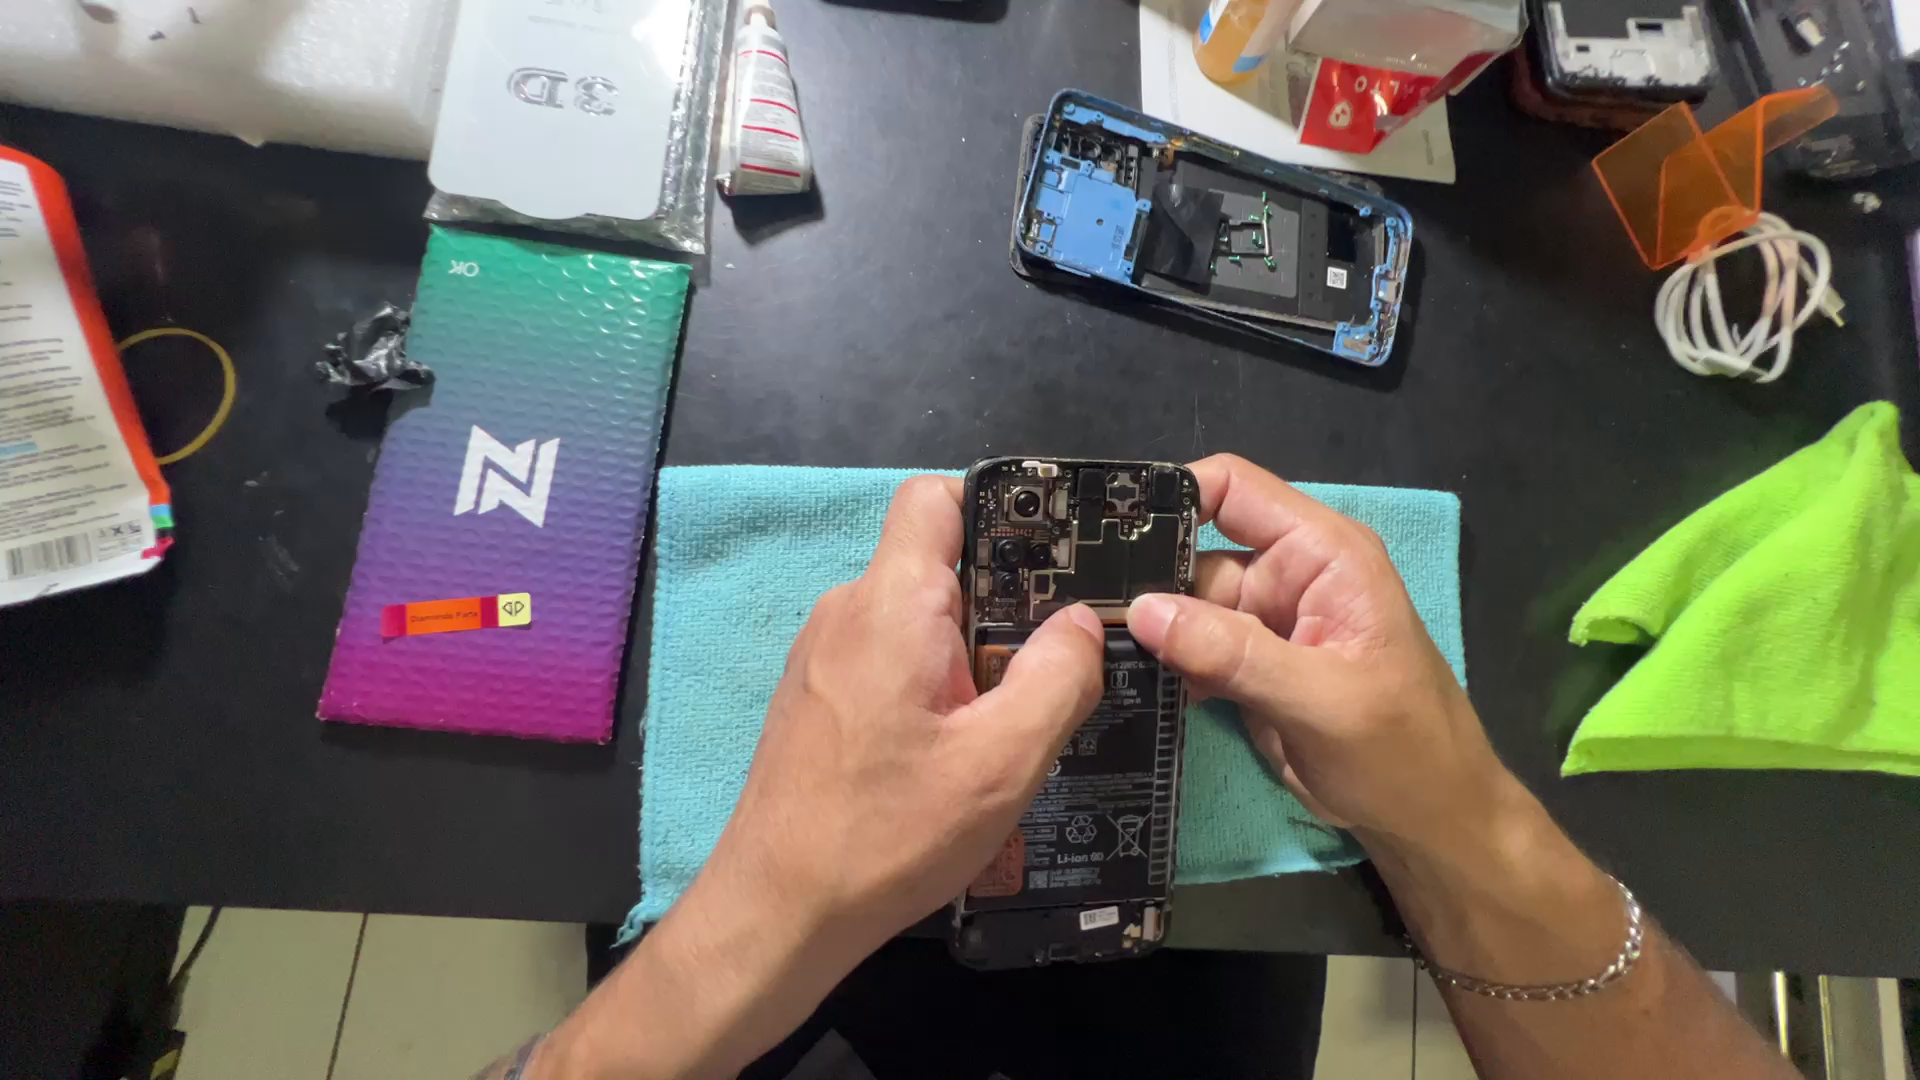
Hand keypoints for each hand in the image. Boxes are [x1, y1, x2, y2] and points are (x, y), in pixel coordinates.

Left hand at [534, 476, 1105, 1079]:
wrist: (776, 909)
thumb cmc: (888, 833)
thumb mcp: (1001, 761)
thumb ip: (1056, 677)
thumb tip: (1080, 620)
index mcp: (891, 603)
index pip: (933, 498)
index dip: (993, 509)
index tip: (1046, 560)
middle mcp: (849, 608)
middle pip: (935, 561)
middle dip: (1000, 597)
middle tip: (1048, 658)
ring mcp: (825, 648)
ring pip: (916, 612)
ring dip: (969, 646)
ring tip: (1004, 712)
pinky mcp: (819, 687)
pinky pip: (889, 650)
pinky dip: (932, 674)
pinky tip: (951, 740)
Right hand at [1125, 454, 1507, 853]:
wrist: (1425, 822)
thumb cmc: (1403, 753)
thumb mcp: (1323, 700)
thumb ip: (1233, 652)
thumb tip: (1141, 611)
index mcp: (1319, 553)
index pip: (1233, 489)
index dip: (1172, 496)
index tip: (1109, 530)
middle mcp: (1283, 574)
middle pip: (1191, 553)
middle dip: (1144, 580)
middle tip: (1088, 613)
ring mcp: (1259, 621)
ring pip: (1179, 605)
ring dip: (1146, 630)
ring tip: (1098, 651)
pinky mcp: (1241, 662)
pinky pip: (1185, 646)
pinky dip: (1159, 662)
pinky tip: (1129, 680)